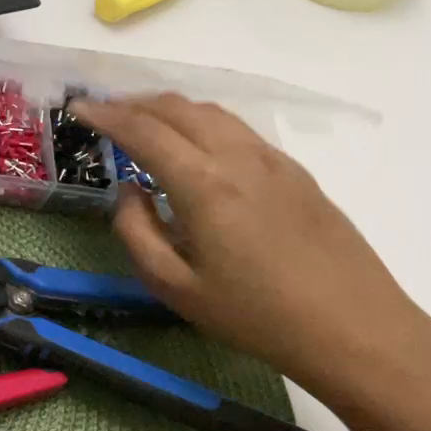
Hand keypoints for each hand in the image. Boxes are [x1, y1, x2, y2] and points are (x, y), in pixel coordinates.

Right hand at [71, 94, 430, 399]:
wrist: (353, 328)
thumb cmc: (253, 314)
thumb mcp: (173, 285)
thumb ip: (135, 231)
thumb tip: (128, 191)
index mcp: (203, 185)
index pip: (144, 131)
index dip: (105, 115)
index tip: (77, 108)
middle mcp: (238, 159)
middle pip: (178, 109)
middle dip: (133, 103)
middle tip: (102, 112)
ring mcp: (272, 162)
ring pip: (212, 113)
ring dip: (168, 108)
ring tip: (140, 121)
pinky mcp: (295, 173)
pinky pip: (237, 130)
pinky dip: (201, 122)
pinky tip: (191, 145)